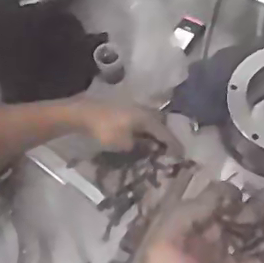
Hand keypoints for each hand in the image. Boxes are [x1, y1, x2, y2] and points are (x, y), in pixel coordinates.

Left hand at [64, 96, 179, 153]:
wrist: (82, 113)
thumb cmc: (105, 129)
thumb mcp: (124, 143)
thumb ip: (140, 146)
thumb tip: (150, 147)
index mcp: (147, 118)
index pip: (165, 133)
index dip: (174, 145)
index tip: (181, 155)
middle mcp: (144, 110)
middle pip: (160, 124)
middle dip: (166, 137)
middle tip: (170, 150)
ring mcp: (133, 107)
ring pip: (150, 121)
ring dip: (154, 132)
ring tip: (157, 144)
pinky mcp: (123, 108)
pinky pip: (140, 120)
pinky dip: (144, 129)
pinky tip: (142, 136)